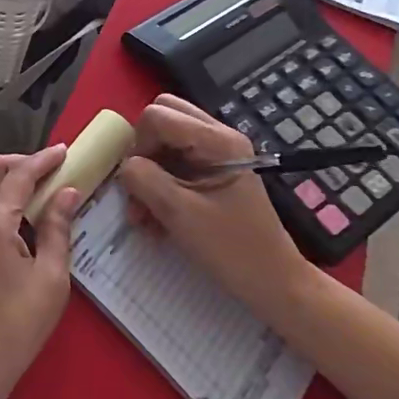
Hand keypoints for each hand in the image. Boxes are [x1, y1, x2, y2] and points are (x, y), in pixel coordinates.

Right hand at [118, 95, 307, 312]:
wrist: (272, 282)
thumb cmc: (230, 248)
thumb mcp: (179, 214)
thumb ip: (145, 180)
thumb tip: (125, 166)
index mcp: (217, 141)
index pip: (158, 116)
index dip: (138, 145)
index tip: (137, 182)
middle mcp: (219, 137)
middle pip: (163, 117)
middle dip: (143, 150)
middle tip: (139, 185)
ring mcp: (217, 153)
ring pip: (167, 140)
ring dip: (149, 172)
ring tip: (143, 215)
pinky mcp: (213, 170)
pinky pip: (176, 161)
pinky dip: (161, 183)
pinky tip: (157, 219)